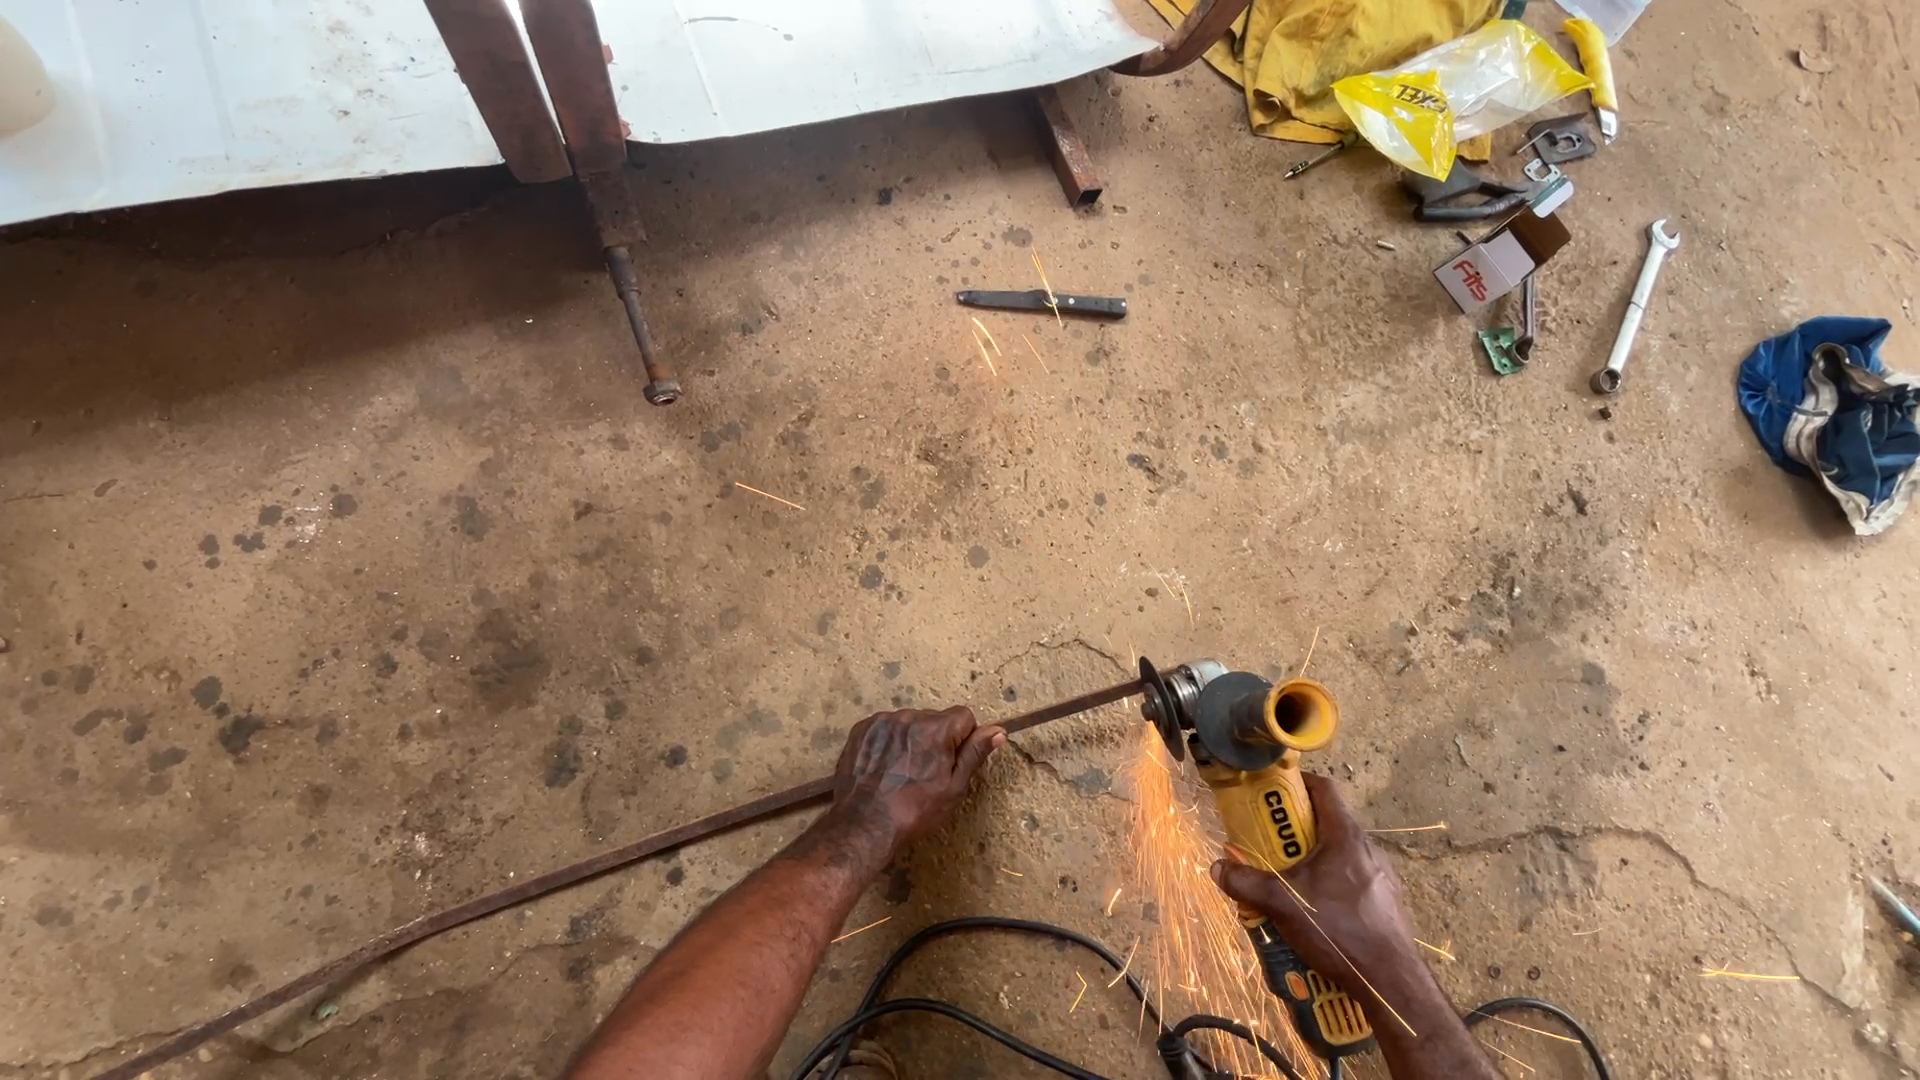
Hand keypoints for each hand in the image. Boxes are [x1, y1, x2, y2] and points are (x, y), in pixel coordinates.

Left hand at [828, 706, 1004, 858]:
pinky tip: (886, 766)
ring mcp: (882, 721)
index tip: (951, 761)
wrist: (865, 824)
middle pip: (935, 719)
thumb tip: (998, 731)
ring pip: (910, 722)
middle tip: (926, 771)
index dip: (963, 739)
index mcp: (935, 729)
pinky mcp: (862, 729)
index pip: (964, 716)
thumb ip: (975, 753)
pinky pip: (887, 727)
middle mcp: (909, 716)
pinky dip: (890, 741)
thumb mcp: (954, 787)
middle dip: (936, 738)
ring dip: (912, 739)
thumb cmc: (914, 810)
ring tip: (903, 770)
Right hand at [1210, 773, 1422, 996]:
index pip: (1325, 788)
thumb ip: (1247, 883)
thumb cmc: (1338, 929)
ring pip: (1341, 854)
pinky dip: (1331, 884)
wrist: (1392, 983)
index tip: (1274, 793)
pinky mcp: (1386, 902)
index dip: (1299, 783)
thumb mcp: (1283, 904)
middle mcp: (1367, 849)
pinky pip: (1353, 879)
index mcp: (1345, 836)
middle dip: (1297, 829)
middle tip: (1272, 843)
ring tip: (1291, 882)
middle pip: (1329, 822)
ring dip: (1314, 860)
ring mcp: (1381, 877)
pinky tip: (1317, 910)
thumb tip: (1216, 868)